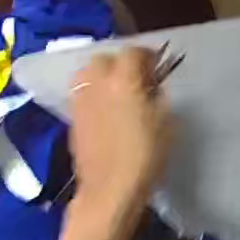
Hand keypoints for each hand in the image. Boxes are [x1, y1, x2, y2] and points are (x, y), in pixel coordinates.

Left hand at [67, 48, 173, 207]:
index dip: (147, 54)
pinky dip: (94, 91)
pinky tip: (108, 106)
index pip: (132, 52)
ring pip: (87, 73)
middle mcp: (97, 85)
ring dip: (103, 74)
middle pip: (104, 58)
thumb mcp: (167, 120)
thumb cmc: (147, 154)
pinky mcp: (72, 116)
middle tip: (138, 76)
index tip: (159, 65)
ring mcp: (80, 100)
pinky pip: (82, 91)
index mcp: (124, 83)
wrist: (111, 187)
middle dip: (121, 61)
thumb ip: (158, 95)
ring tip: (119, 88)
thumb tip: (152, 84)